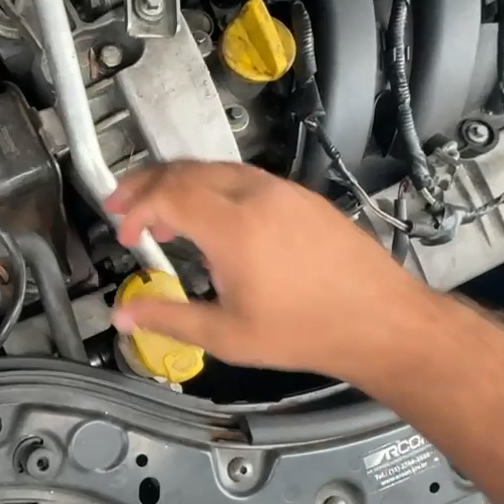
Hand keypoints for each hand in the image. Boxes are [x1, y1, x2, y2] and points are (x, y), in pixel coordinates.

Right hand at [105, 161, 440, 381]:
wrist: (382, 322)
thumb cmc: (305, 331)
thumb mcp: (226, 335)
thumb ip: (167, 319)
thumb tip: (125, 315)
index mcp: (234, 228)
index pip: (167, 195)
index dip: (136, 209)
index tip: (125, 235)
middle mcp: (258, 197)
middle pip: (186, 170)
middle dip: (146, 184)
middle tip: (121, 205)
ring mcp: (283, 192)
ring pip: (215, 168)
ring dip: (178, 184)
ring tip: (160, 214)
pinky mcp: (301, 198)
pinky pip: (243, 178)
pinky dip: (210, 188)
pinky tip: (208, 220)